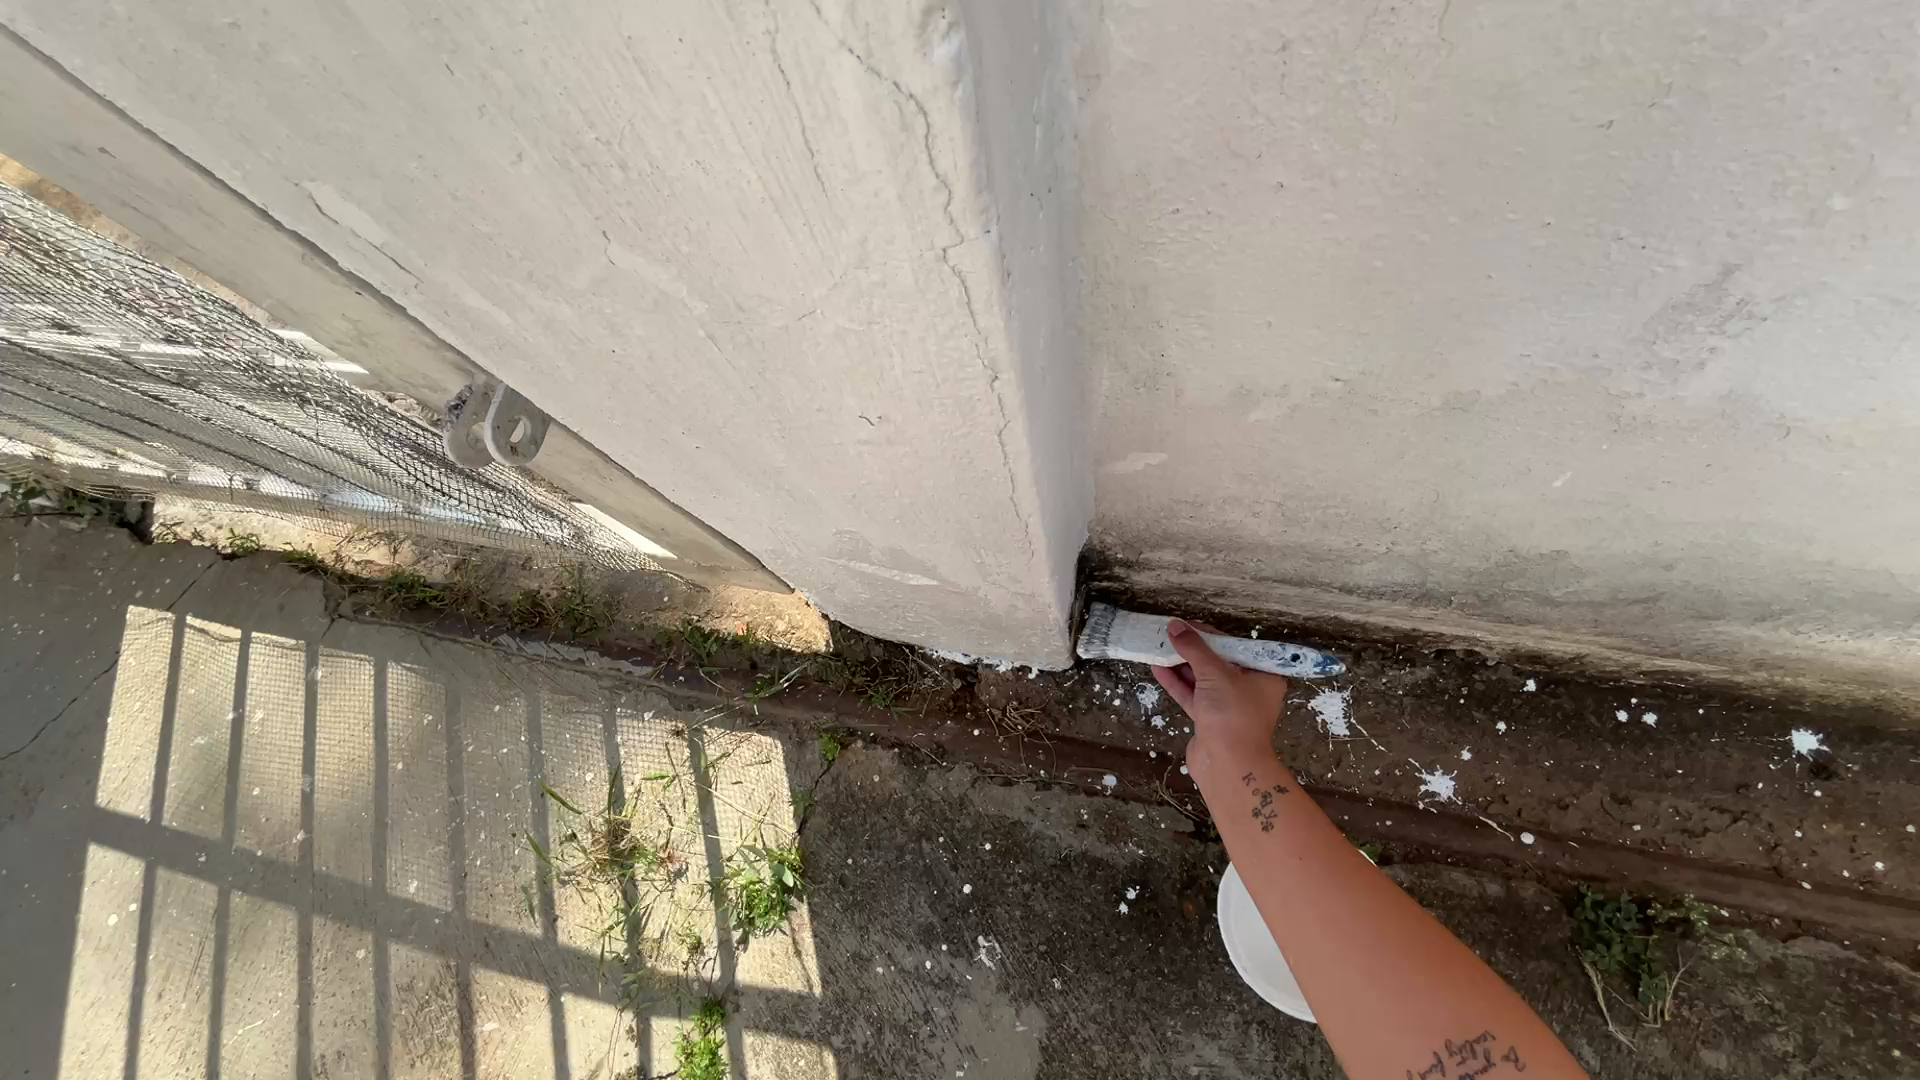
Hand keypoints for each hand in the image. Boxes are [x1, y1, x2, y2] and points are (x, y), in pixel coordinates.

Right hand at [1151, 620, 1288, 775]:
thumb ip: (1194, 648)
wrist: (1229, 765)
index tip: (1186, 625)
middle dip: (1192, 649)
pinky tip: (1158, 668)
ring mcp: (1227, 706)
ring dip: (1180, 665)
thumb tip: (1175, 626)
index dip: (1209, 634)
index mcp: (1262, 675)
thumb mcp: (1215, 673)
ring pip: (1201, 679)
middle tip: (1169, 634)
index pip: (1234, 646)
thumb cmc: (1232, 714)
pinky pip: (1192, 695)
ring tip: (1159, 647)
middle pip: (1217, 661)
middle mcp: (1248, 689)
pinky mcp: (1209, 719)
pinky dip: (1176, 682)